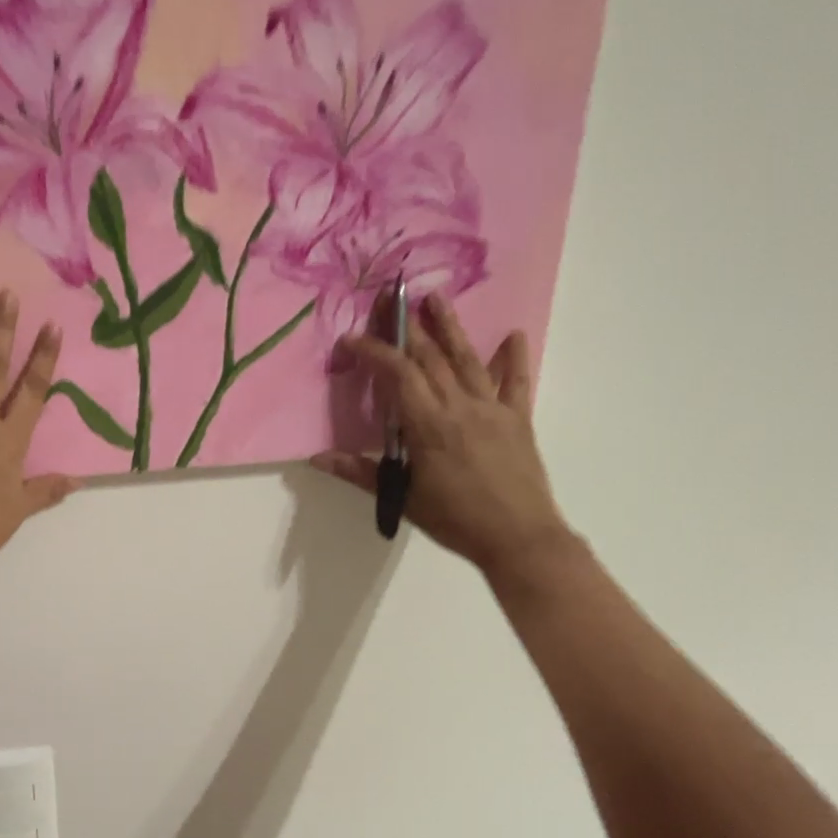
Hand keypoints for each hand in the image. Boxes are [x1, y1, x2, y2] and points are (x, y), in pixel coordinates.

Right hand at [312, 294, 574, 575]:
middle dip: (408, 327)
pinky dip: (513, 358)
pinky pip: (515, 383)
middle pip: (431, 358)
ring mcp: (493, 410)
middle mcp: (461, 407)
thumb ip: (359, 472)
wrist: (519, 538)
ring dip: (451, 328)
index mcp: (429, 425)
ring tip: (437, 298)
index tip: (353, 339)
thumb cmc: (454, 520)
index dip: (374, 352)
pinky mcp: (518, 420)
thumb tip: (317, 457)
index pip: (398, 375)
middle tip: (393, 299)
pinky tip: (512, 335)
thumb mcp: (401, 497)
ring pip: (468, 360)